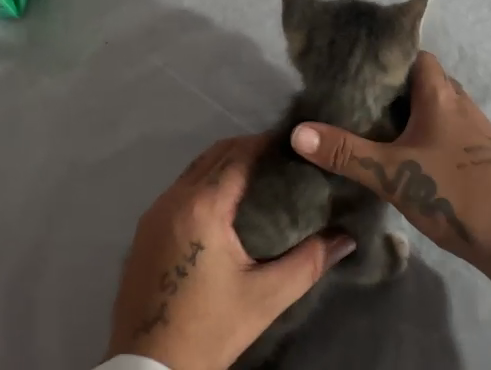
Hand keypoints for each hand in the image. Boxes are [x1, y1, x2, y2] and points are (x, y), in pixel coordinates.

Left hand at [105, 134, 354, 369]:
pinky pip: (180, 189)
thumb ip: (308, 262)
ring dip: (226, 165)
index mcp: (202, 207)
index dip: (268, 143)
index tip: (296, 145)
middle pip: (216, 154)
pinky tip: (226, 204)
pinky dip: (205, 183)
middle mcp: (173, 198)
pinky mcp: (145, 230)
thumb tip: (345, 237)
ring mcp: (154, 213)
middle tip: (284, 160)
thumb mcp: (265, 298)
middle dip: (250, 149)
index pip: (239, 155)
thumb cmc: (209, 329)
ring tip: (260, 178)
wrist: (149, 367)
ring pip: (195, 169)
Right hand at [290, 52, 490, 285]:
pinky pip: (450, 129)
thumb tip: (299, 132)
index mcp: (441, 94)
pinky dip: (429, 133)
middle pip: (425, 81)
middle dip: (395, 88)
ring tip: (378, 126)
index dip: (389, 58)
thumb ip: (346, 153)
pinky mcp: (484, 155)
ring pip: (439, 107)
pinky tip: (410, 154)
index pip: (416, 55)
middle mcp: (462, 102)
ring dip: (413, 113)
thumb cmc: (452, 193)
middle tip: (359, 100)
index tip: (360, 69)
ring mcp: (477, 130)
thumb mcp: (392, 175)